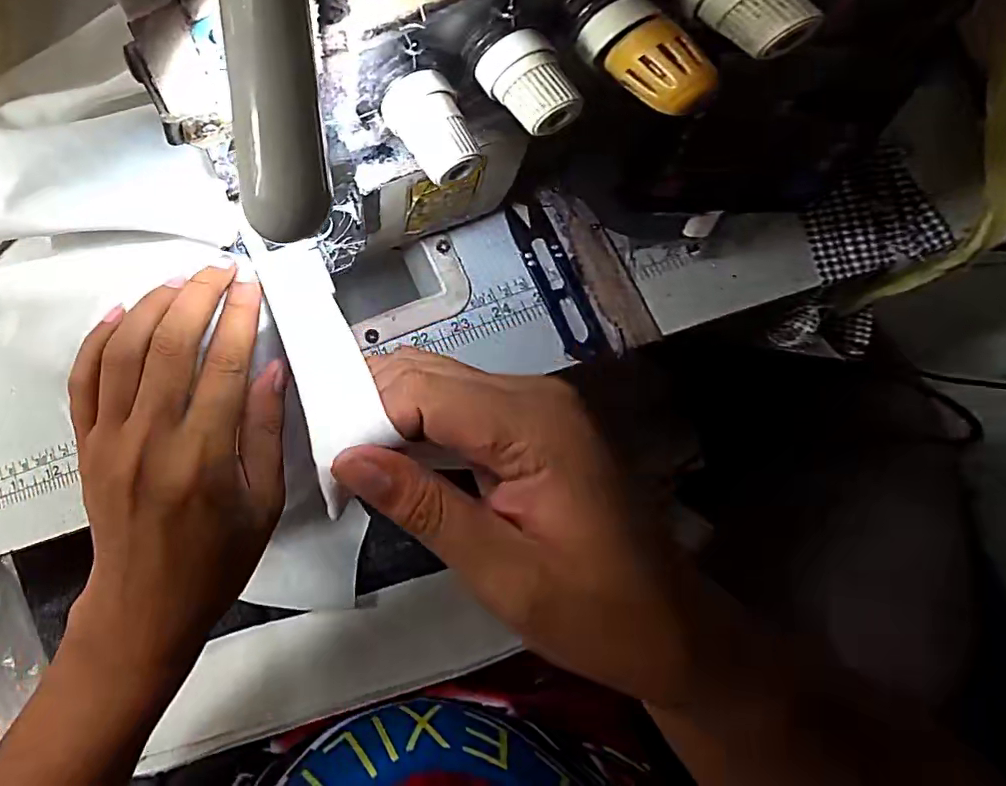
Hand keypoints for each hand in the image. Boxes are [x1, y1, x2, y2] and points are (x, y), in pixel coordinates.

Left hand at [64, 259, 286, 686]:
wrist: (143, 603)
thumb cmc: (214, 560)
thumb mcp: (264, 504)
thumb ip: (266, 430)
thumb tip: (270, 365)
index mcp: (202, 458)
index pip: (222, 364)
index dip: (239, 316)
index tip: (250, 286)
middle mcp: (150, 438)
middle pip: (169, 343)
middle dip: (198, 294)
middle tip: (220, 270)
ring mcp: (109, 437)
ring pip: (123, 349)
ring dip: (151, 304)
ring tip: (180, 282)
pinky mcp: (85, 441)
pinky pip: (83, 377)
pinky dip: (98, 337)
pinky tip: (120, 311)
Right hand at [331, 348, 713, 708]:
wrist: (674, 631)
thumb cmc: (596, 614)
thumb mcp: (502, 575)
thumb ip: (424, 508)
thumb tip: (347, 460)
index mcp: (532, 426)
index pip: (423, 390)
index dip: (366, 413)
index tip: (331, 458)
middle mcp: (531, 395)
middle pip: (424, 373)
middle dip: (368, 405)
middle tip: (332, 454)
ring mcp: (532, 401)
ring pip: (433, 378)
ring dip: (386, 409)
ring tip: (354, 453)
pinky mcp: (527, 417)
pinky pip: (453, 400)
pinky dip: (413, 419)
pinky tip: (392, 451)